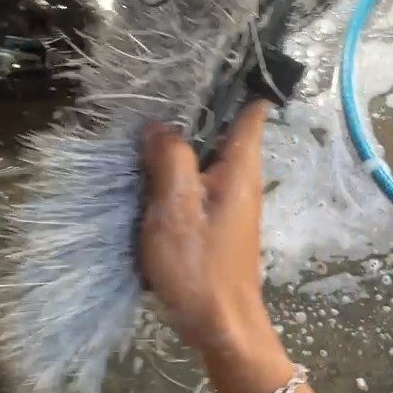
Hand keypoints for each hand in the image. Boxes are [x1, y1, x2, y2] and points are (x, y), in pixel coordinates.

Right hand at [139, 104, 285, 376]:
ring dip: (178, 147)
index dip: (235, 83)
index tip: (203, 65)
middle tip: (151, 99)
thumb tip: (160, 127)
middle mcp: (242, 179)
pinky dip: (176, 176)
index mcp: (240, 168)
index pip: (251, 110)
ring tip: (141, 133)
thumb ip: (170, 159)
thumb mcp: (176, 208)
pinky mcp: (216, 223)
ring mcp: (230, 203)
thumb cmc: (201, 266)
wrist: (221, 326)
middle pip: (222, 130)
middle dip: (192, 113)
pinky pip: (197, 185)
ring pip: (205, 159)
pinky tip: (148, 178)